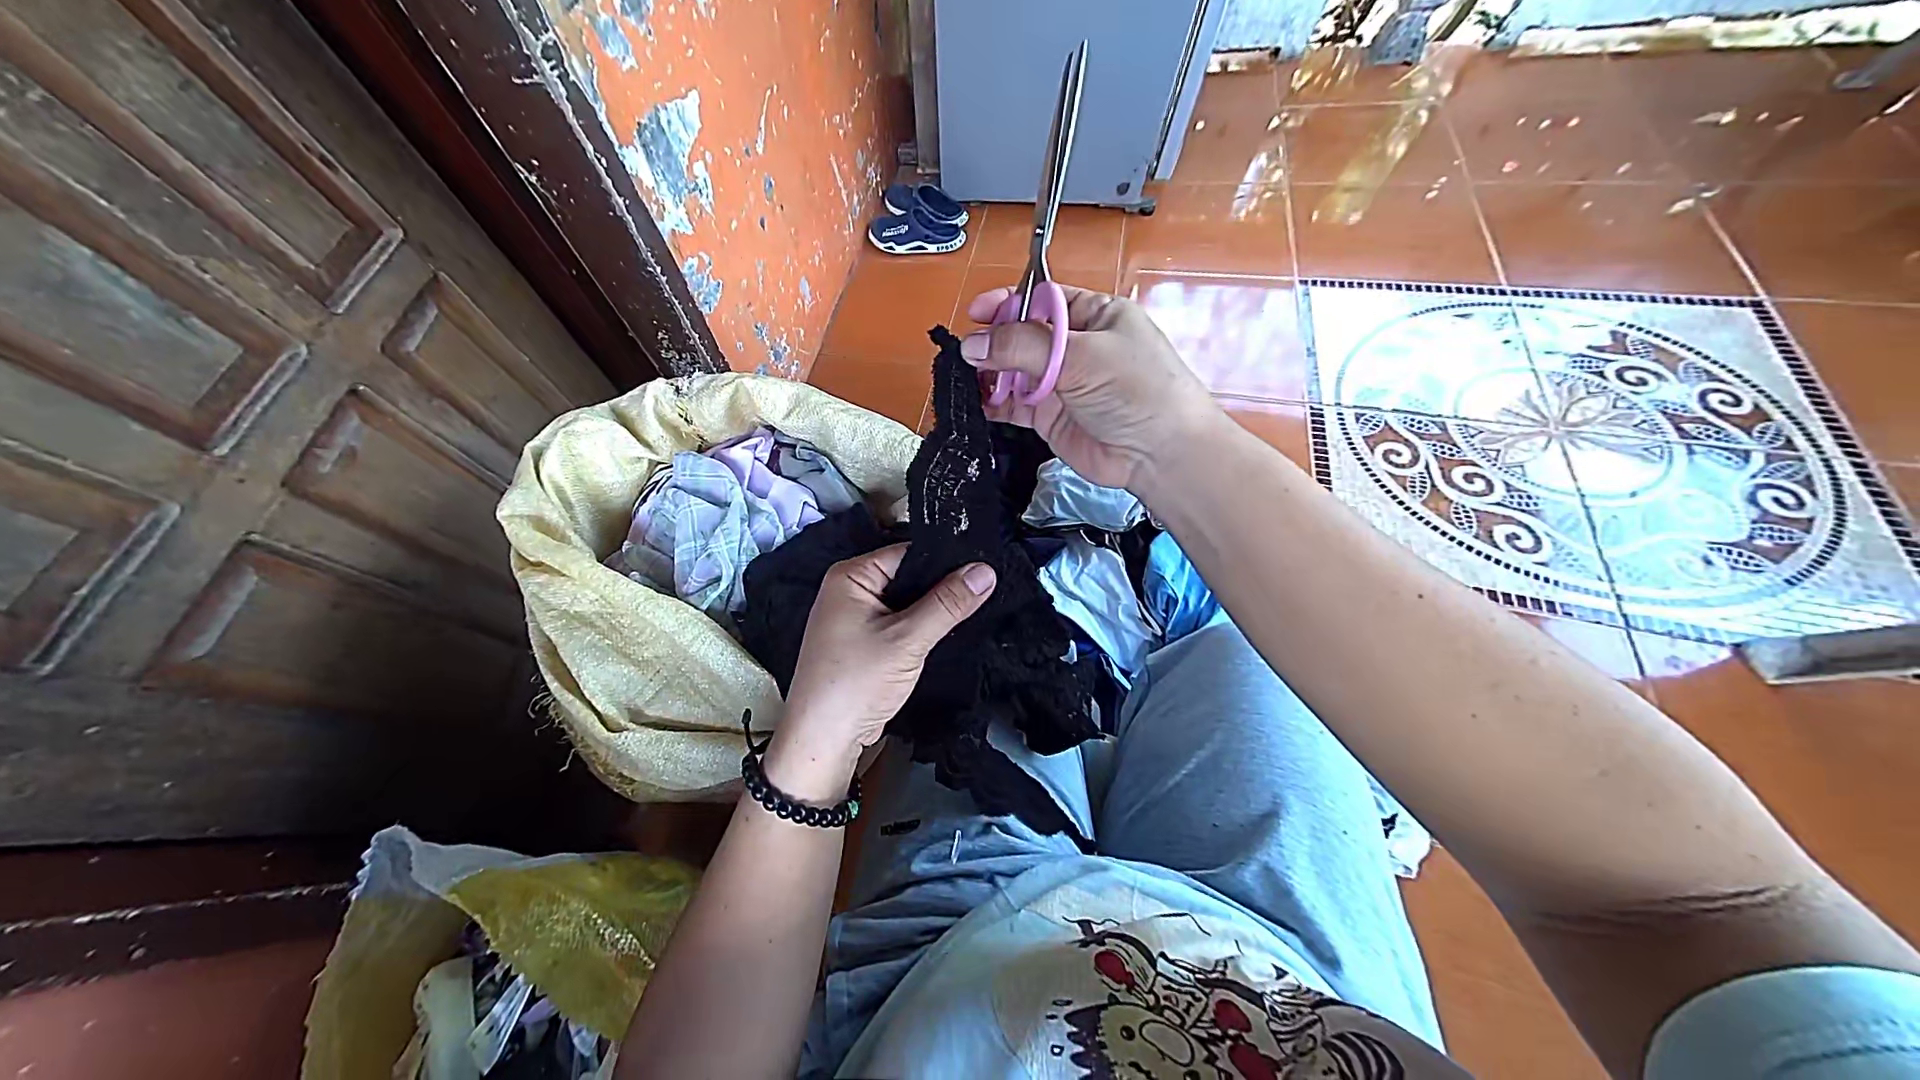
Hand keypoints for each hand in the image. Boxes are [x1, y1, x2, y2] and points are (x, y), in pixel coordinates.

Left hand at [764, 545, 995, 801]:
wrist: (825, 741)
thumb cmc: (853, 685)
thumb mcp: (908, 639)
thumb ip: (948, 603)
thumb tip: (984, 572)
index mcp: (849, 576)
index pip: (907, 553)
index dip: (944, 560)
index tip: (981, 569)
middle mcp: (848, 591)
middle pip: (908, 576)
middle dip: (940, 588)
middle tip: (981, 592)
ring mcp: (855, 618)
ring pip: (907, 602)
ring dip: (932, 611)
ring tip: (968, 612)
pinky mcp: (864, 643)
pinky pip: (900, 623)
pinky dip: (920, 629)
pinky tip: (943, 635)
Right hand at [960, 284, 1223, 491]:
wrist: (1158, 454)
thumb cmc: (1138, 391)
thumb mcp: (1082, 356)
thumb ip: (1024, 347)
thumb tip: (975, 344)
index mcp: (1093, 316)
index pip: (1042, 300)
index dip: (1008, 303)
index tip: (978, 312)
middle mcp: (1075, 347)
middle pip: (1022, 336)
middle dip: (994, 343)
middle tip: (970, 354)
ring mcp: (1061, 383)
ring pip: (1013, 371)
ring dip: (990, 375)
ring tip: (968, 379)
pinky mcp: (1049, 416)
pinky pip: (1013, 405)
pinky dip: (993, 404)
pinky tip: (977, 403)